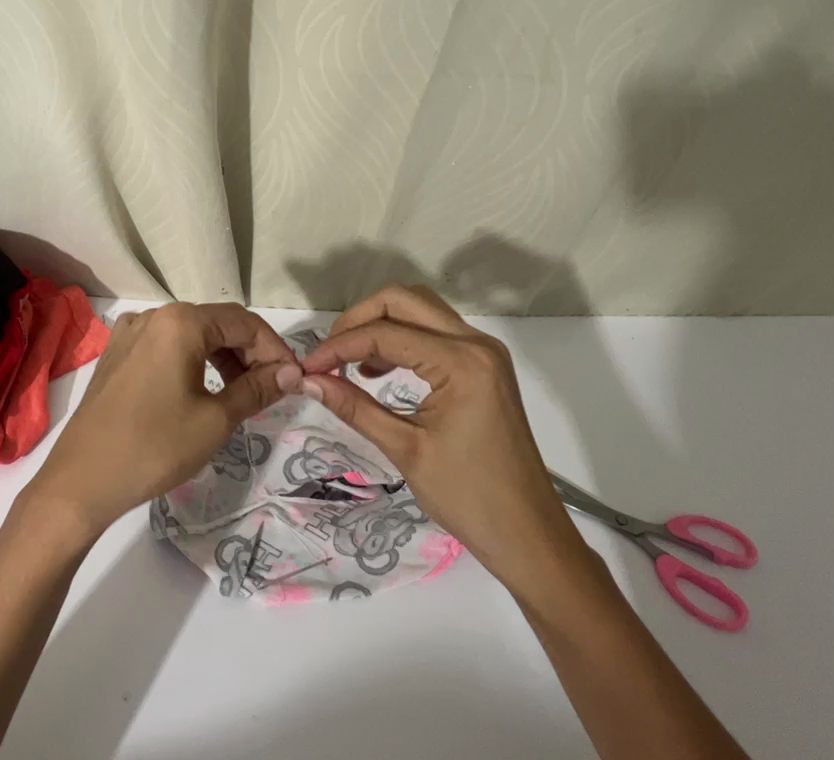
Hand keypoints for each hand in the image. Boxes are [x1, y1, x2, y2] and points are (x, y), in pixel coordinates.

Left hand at [23, 302, 301, 538]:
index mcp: (180, 323)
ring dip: (222, 358)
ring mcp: (129, 334)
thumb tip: (291, 372)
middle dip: (249, 353)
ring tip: (241, 394)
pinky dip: (192, 362)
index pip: (244, 323)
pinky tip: (201, 391)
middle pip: (217, 324)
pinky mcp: (116, 355)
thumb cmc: (154, 447)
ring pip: (191, 335)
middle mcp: (153, 316)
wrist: (82, 480)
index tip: (295, 379)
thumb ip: (256, 389)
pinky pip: (165, 347)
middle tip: (271, 389)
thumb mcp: (215, 420)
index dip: (275, 350)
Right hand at [300, 284, 580, 588]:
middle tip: (328, 355)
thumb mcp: (404, 450)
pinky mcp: (484, 366)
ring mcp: (484, 352)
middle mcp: (476, 344)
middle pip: (403, 300)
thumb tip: (307, 380)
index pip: (385, 333)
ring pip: (420, 310)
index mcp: (462, 362)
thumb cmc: (468, 497)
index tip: (306, 368)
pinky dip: (402, 339)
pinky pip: (435, 333)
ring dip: (380, 325)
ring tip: (347, 363)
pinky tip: (377, 371)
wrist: (527, 533)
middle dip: (358, 320)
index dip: (339, 347)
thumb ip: (354, 407)